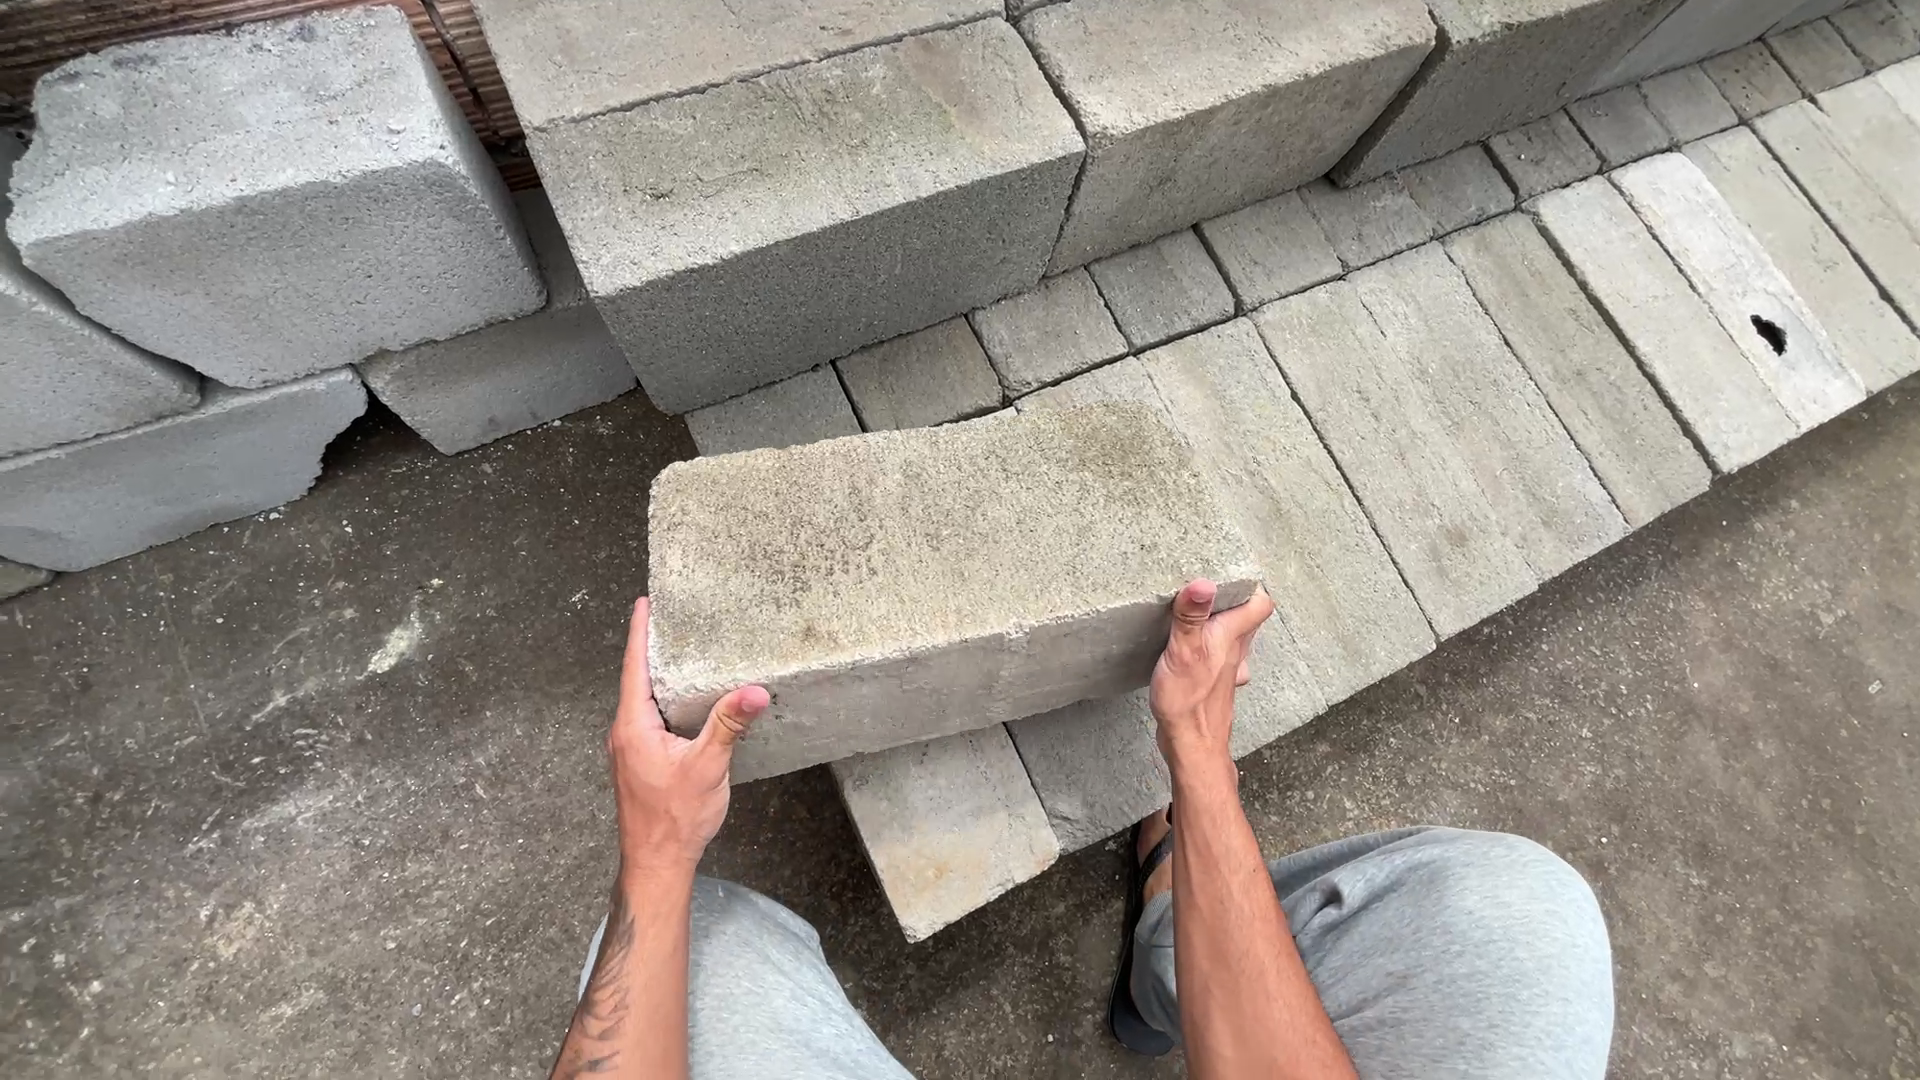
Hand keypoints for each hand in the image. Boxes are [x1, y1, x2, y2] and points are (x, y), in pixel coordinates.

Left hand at [608, 597, 769, 882]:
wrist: (657, 863)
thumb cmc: (675, 817)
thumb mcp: (707, 766)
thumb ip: (729, 725)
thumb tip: (755, 690)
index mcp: (633, 727)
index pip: (634, 668)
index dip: (639, 634)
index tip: (643, 604)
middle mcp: (627, 733)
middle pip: (638, 679)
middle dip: (653, 647)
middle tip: (672, 617)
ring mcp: (633, 748)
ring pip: (647, 699)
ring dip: (662, 674)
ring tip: (684, 648)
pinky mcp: (644, 760)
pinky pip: (654, 717)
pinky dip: (669, 697)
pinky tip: (691, 697)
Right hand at [1149, 579, 1273, 771]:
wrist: (1192, 745)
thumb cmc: (1189, 702)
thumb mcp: (1183, 652)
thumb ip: (1191, 617)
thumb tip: (1202, 583)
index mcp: (1230, 638)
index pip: (1260, 604)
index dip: (1251, 586)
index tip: (1233, 572)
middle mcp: (1235, 652)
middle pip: (1249, 618)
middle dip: (1236, 599)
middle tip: (1214, 585)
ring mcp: (1227, 669)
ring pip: (1236, 637)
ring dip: (1224, 622)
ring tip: (1203, 610)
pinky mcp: (1213, 683)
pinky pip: (1219, 656)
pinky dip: (1211, 647)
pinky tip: (1194, 649)